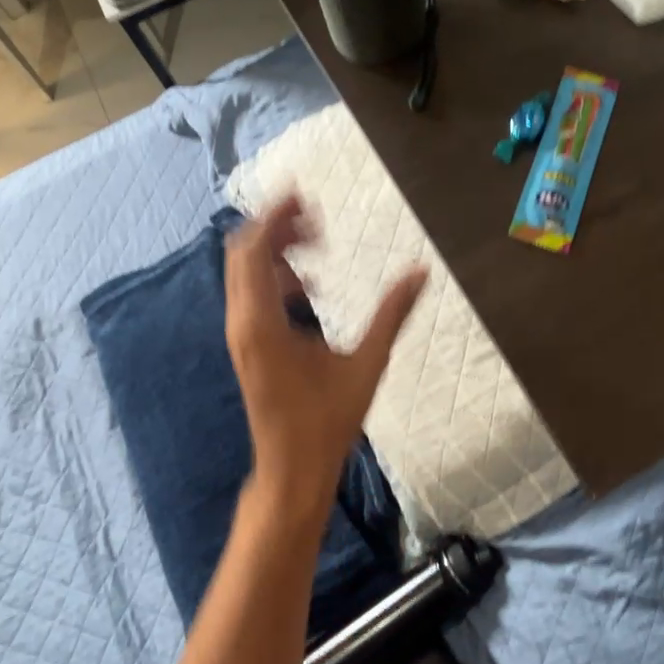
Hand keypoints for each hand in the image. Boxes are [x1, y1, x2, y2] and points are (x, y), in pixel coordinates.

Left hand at [224, 196, 427, 517]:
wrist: (291, 469)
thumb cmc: (327, 421)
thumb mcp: (367, 364)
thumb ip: (393, 314)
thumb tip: (422, 271)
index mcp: (262, 323)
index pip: (255, 250)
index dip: (275, 215)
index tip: (303, 194)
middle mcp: (242, 322)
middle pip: (243, 253)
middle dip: (277, 226)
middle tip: (317, 217)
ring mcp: (241, 335)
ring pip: (246, 273)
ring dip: (278, 252)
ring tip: (320, 247)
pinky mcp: (248, 345)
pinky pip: (253, 294)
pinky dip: (277, 278)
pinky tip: (313, 290)